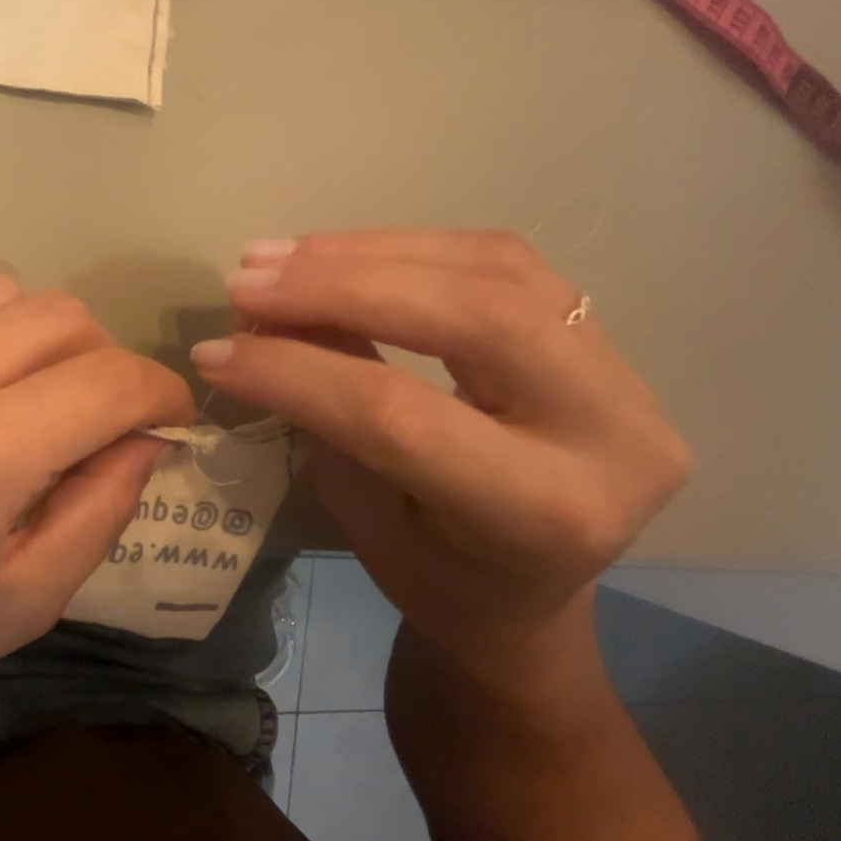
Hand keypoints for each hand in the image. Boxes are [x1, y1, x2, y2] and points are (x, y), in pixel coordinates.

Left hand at [0, 255, 193, 762]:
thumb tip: (149, 435)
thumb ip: (102, 507)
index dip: (161, 394)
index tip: (174, 422)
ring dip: (40, 328)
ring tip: (43, 386)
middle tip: (108, 418)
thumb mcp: (31, 599)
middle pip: (58, 317)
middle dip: (108, 359)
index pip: (107, 382)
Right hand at [192, 229, 691, 670]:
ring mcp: (627, 377)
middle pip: (469, 317)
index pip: (395, 412)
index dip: (293, 370)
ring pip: (492, 270)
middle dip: (337, 288)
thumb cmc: (431, 573)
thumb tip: (266, 320)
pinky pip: (504, 264)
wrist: (526, 593)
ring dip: (366, 253)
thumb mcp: (360, 510)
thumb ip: (325, 413)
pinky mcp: (607, 340)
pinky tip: (335, 254)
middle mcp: (610, 434)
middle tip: (246, 282)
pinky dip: (406, 247)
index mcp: (542, 512)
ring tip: (275, 258)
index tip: (213, 351)